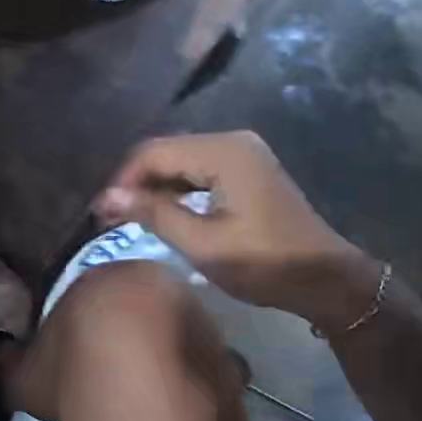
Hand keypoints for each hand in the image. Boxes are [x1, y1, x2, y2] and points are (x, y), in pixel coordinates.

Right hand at [93, 131, 385, 329]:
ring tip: (129, 221)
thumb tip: (108, 199)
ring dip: (155, 190)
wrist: (323, 278)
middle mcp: (233, 141)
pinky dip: (178, 193)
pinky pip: (201, 174)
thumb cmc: (263, 264)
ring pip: (183, 163)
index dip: (122, 181)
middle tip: (109, 221)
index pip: (154, 152)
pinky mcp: (248, 174)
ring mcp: (244, 156)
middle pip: (168, 152)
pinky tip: (163, 217)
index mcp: (224, 151)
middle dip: (135, 184)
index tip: (99, 215)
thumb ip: (155, 215)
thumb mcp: (203, 244)